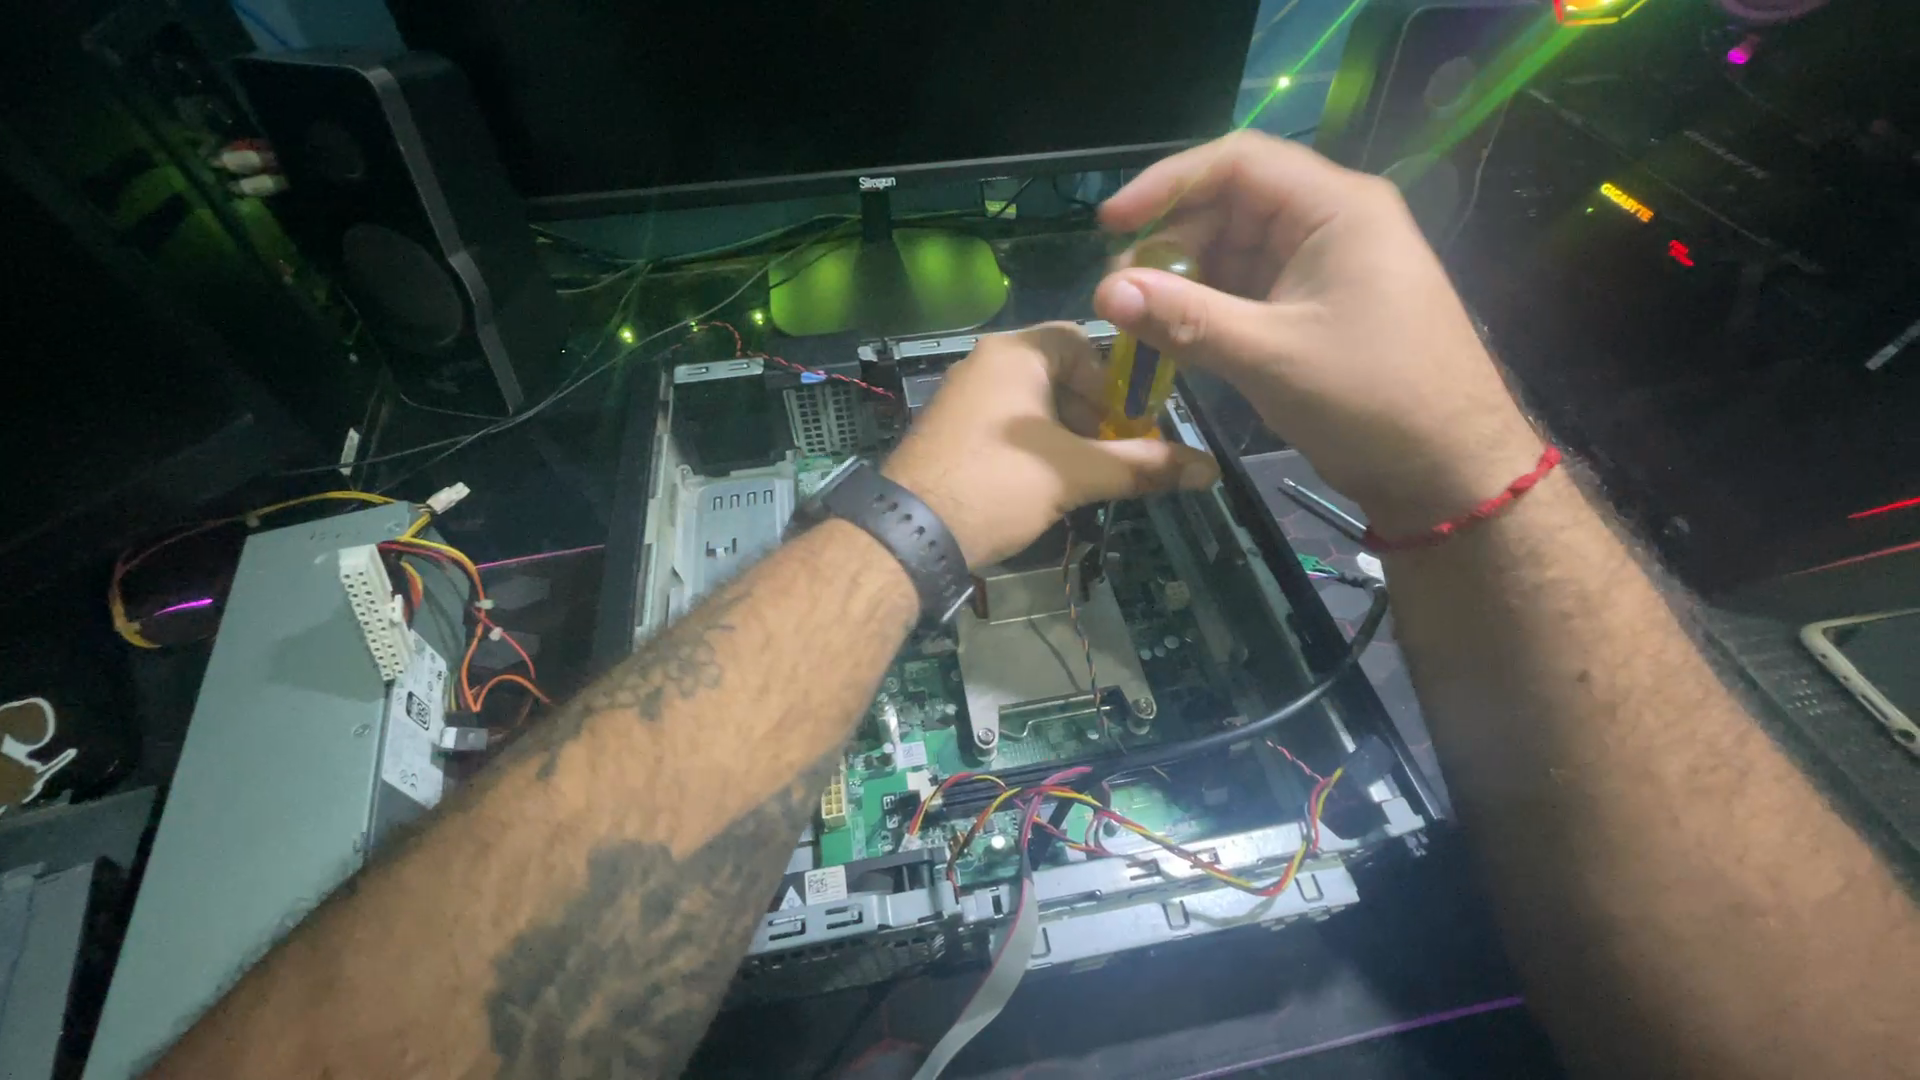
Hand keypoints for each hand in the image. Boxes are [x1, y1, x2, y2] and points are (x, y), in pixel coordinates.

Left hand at [883, 323, 1218, 567]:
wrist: (911, 533)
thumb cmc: (999, 485)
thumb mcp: (1077, 474)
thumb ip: (1142, 466)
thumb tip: (1211, 469)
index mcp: (1015, 351)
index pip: (1083, 343)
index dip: (1116, 382)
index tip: (1133, 423)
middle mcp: (985, 363)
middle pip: (1059, 375)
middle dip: (1093, 416)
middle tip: (1113, 456)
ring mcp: (962, 397)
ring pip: (1033, 405)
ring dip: (1067, 436)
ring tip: (1084, 477)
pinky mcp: (949, 431)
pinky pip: (1006, 426)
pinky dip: (1034, 448)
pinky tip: (1044, 485)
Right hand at [1093, 131, 1541, 535]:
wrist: (1443, 469)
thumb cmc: (1372, 400)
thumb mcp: (1270, 355)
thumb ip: (1185, 320)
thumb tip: (1104, 293)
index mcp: (1334, 208)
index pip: (1237, 163)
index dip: (1165, 184)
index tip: (1110, 226)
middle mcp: (1324, 226)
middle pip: (1227, 209)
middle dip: (1167, 246)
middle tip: (1119, 295)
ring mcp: (1316, 272)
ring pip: (1229, 257)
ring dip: (1180, 284)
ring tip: (1136, 322)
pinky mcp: (1306, 314)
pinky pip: (1241, 297)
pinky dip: (1202, 314)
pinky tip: (1168, 339)